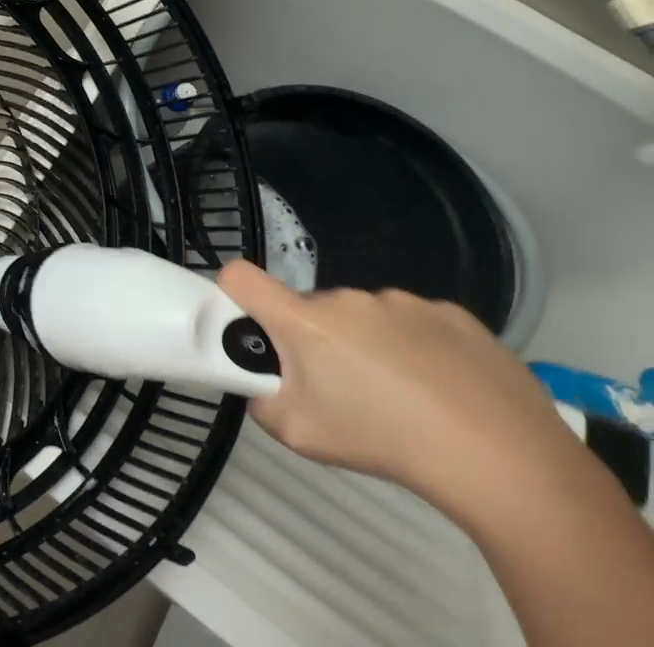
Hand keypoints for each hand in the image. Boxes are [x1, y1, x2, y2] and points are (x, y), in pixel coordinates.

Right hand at [216, 261, 574, 512]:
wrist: (505, 461)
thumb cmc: (384, 442)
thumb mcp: (295, 433)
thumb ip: (260, 398)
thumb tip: (266, 382)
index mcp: (304, 321)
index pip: (240, 277)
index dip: (233, 296)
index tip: (249, 329)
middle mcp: (350, 299)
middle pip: (308, 308)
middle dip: (312, 340)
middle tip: (338, 389)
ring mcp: (407, 304)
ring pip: (363, 317)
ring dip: (364, 343)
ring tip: (400, 394)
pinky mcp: (457, 316)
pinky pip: (413, 324)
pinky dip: (414, 347)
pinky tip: (439, 388)